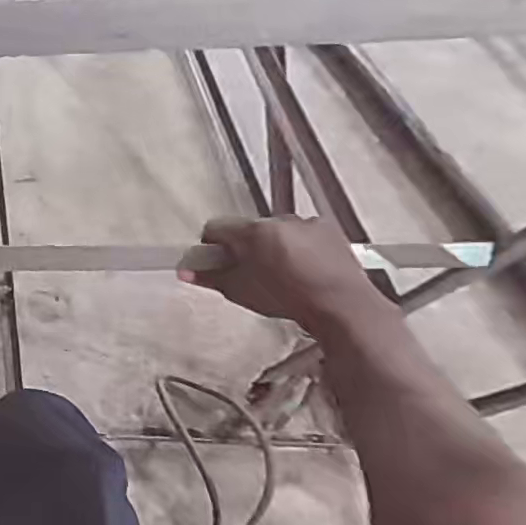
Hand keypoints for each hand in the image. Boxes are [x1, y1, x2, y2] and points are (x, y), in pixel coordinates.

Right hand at [180, 216, 389, 333]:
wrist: (341, 305)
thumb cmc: (286, 300)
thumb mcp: (240, 291)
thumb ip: (209, 277)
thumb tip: (184, 272)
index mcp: (253, 231)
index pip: (216, 227)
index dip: (211, 245)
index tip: (217, 262)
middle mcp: (278, 219)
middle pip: (247, 229)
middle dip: (244, 246)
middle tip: (251, 273)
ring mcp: (305, 222)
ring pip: (275, 230)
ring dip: (272, 245)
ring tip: (282, 273)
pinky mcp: (327, 228)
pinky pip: (301, 233)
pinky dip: (297, 246)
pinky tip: (304, 268)